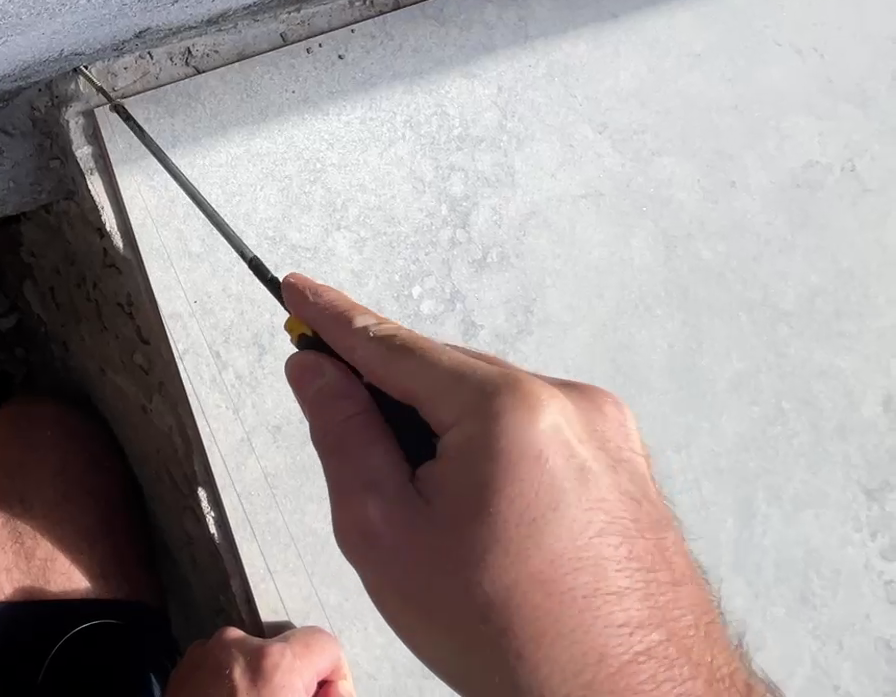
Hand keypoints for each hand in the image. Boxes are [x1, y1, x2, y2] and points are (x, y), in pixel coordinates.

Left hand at [167, 625, 354, 696]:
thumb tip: (333, 691)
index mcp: (272, 662)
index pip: (324, 643)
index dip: (335, 680)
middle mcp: (236, 642)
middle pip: (286, 653)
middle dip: (295, 687)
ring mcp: (204, 650)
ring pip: (253, 661)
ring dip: (263, 688)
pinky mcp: (184, 664)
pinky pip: (224, 666)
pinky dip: (234, 688)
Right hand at [279, 274, 771, 696]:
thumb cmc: (498, 630)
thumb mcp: (383, 530)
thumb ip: (340, 431)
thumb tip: (312, 367)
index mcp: (505, 409)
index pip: (389, 344)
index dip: (330, 315)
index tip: (292, 284)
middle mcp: (565, 400)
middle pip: (435, 370)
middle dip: (380, 388)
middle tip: (341, 431)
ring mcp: (605, 429)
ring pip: (476, 397)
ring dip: (428, 420)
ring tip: (413, 493)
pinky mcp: (623, 461)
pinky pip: (520, 422)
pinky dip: (473, 437)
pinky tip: (463, 497)